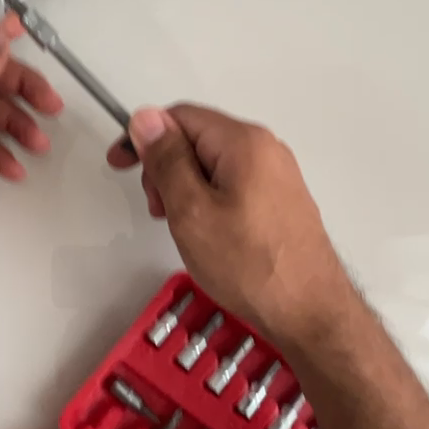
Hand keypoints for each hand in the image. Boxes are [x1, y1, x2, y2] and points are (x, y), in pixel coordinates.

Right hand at [109, 105, 356, 346]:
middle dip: (166, 166)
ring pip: (214, 164)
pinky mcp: (281, 201)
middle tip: (158, 209)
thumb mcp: (191, 211)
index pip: (181, 116)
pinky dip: (208, 199)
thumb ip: (166, 160)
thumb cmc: (247, 265)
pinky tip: (206, 233)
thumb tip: (146, 118)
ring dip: (185, 186)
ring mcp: (278, 175)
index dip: (143, 137)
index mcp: (243, 142)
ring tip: (180, 227)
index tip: (119, 165)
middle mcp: (266, 149)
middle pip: (199, 137)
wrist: (309, 312)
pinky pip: (233, 184)